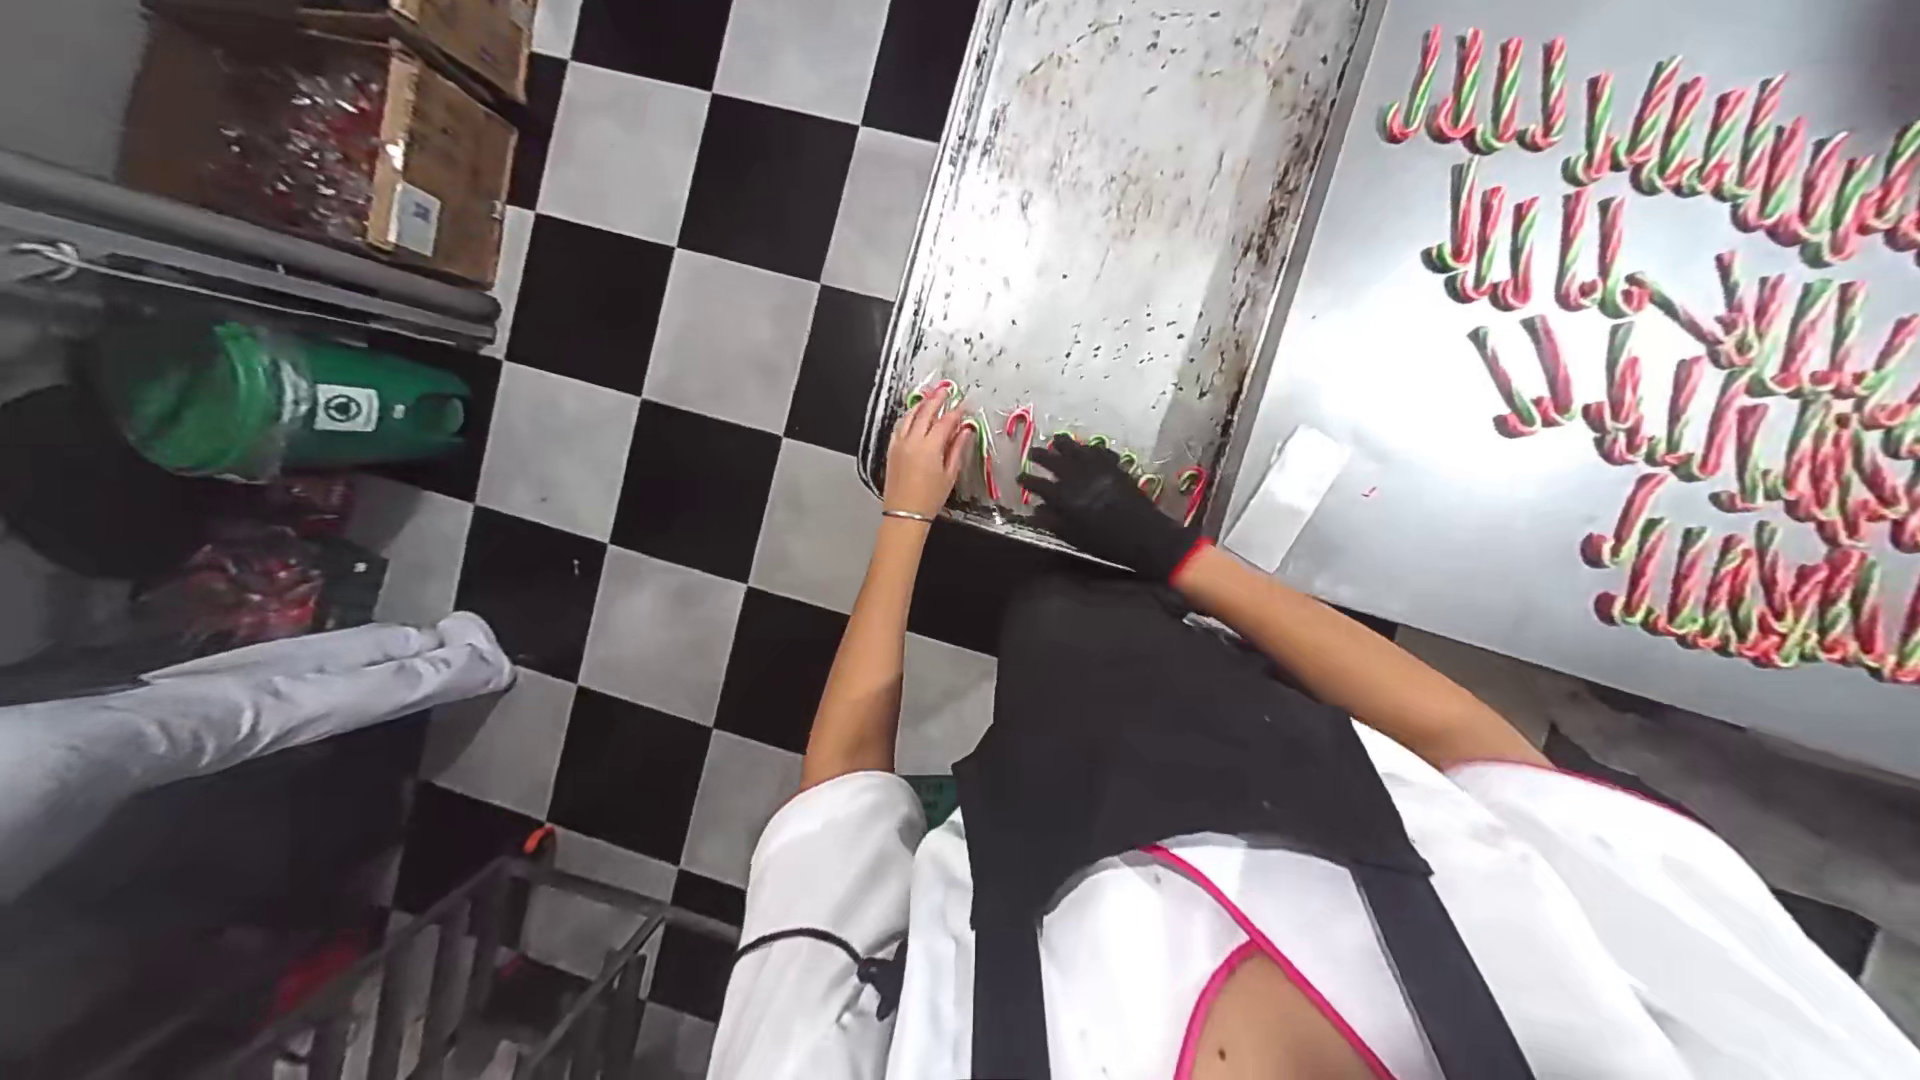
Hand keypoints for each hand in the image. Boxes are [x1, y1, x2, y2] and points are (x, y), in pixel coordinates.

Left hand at [884, 394, 967, 517]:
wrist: (905, 513)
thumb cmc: (929, 498)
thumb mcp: (949, 474)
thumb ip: (957, 449)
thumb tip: (965, 431)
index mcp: (930, 447)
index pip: (945, 421)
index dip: (956, 412)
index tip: (964, 406)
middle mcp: (913, 441)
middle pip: (926, 412)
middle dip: (937, 399)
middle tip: (946, 390)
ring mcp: (900, 444)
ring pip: (910, 416)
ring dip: (921, 404)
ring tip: (930, 397)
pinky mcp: (892, 450)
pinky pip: (899, 427)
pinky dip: (908, 417)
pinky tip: (913, 415)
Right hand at [1018, 435, 1202, 578]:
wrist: (1145, 536)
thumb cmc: (1106, 543)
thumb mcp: (1074, 537)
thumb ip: (1053, 522)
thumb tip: (1036, 511)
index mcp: (1065, 497)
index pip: (1039, 484)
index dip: (1028, 480)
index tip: (1020, 478)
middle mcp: (1079, 478)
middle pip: (1055, 461)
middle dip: (1042, 455)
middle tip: (1033, 452)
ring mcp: (1099, 469)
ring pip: (1077, 450)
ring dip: (1065, 444)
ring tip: (1057, 439)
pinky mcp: (1116, 468)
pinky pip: (1101, 453)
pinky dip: (1092, 449)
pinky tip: (1088, 448)